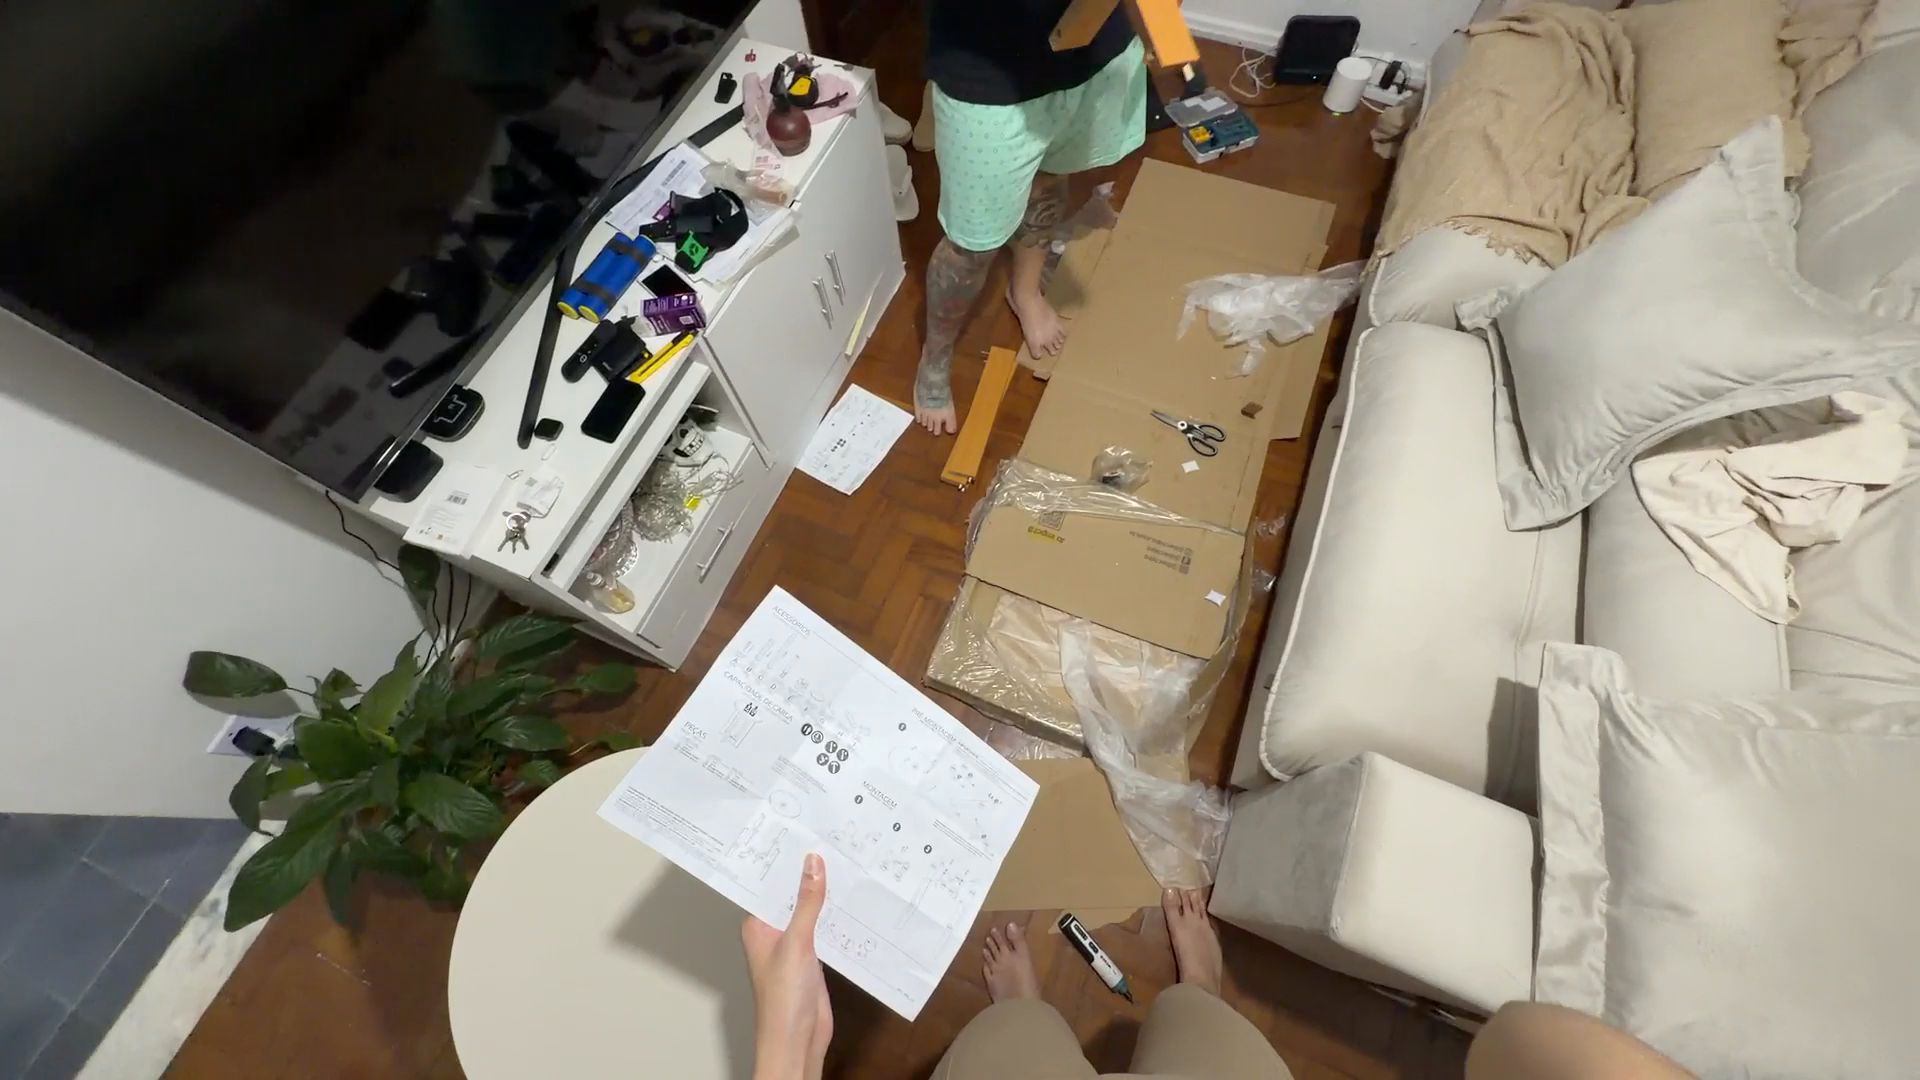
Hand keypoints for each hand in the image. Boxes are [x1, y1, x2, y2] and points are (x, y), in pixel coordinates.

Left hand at [743, 853, 831, 1079]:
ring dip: (825, 890)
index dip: (785, 858)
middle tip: (831, 835)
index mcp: (758, 925)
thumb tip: (813, 861)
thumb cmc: (783, 998)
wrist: (797, 1044)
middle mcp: (773, 931)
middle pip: (792, 893)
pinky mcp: (814, 955)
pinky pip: (825, 924)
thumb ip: (808, 902)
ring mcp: (794, 943)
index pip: (770, 883)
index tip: (803, 830)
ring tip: (846, 856)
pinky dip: (836, 911)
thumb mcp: (797, 943)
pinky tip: (852, 893)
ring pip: (810, 907)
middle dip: (809, 870)